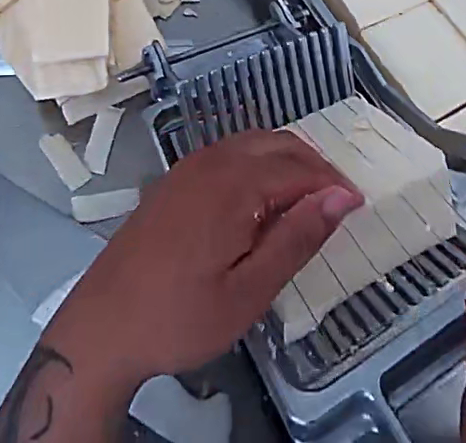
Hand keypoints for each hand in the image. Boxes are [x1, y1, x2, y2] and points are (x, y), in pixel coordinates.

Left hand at [0, 130, 361, 440]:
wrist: (106, 320)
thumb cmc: (181, 315)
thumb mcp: (249, 291)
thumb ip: (296, 238)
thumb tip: (339, 198)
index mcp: (232, 185)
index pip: (298, 169)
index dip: (332, 184)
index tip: (359, 206)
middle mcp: (210, 162)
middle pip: (276, 144)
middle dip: (313, 166)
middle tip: (338, 202)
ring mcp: (188, 166)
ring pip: (251, 143)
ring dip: (285, 161)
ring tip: (309, 201)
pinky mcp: (175, 178)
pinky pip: (228, 152)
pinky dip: (257, 162)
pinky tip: (263, 198)